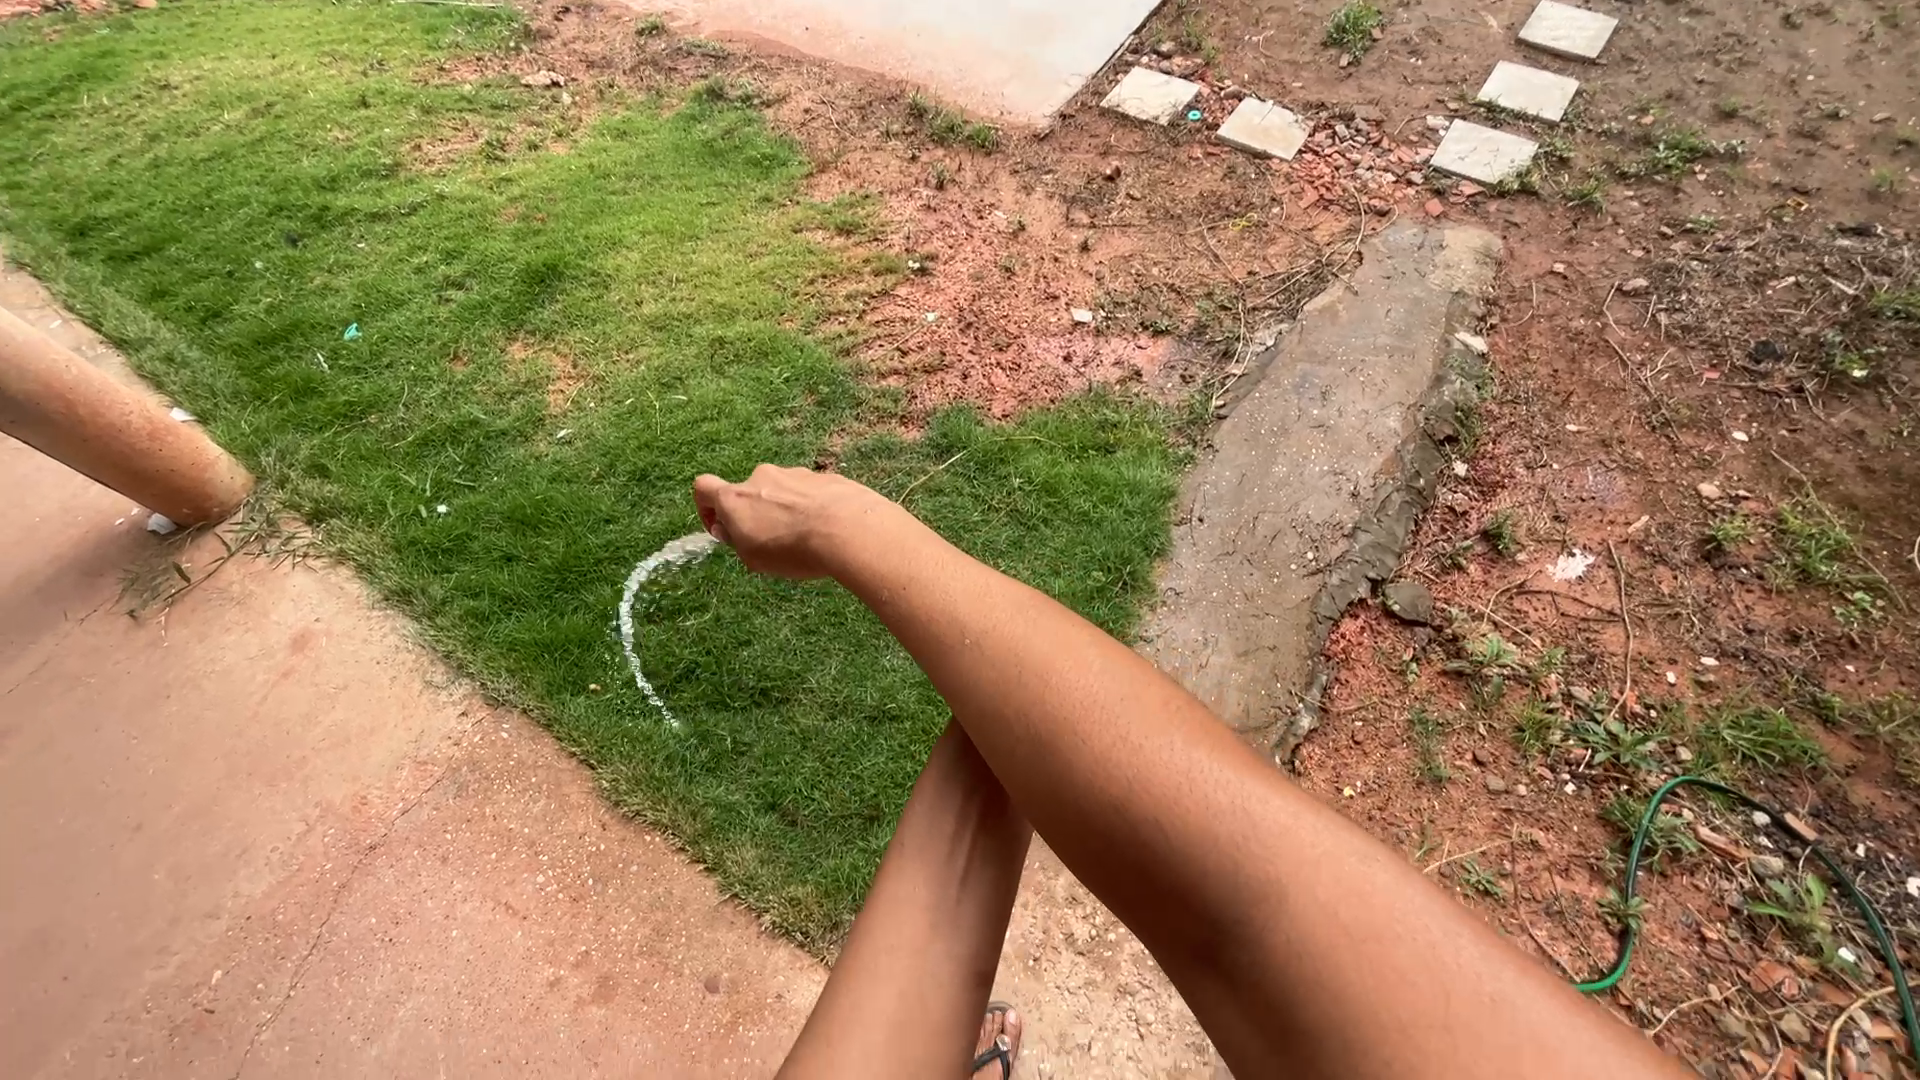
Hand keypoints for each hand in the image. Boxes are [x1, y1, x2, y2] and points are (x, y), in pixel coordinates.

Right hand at [692, 465, 896, 579]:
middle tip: (774, 542)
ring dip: (788, 510)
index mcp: (736, 497)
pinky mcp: (826, 476)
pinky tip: (830, 530)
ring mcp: (796, 474)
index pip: (703, 487)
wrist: (849, 529)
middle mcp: (762, 477)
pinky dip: (814, 507)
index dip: (706, 508)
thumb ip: (735, 539)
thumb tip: (728, 527)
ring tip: (808, 539)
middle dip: (757, 514)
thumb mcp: (753, 558)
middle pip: (750, 492)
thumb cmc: (794, 549)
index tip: (722, 528)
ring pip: (783, 491)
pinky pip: (812, 492)